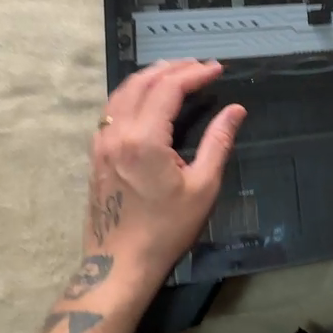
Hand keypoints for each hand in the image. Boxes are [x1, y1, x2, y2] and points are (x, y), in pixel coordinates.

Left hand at [86, 59, 245, 284]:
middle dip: (173, 69)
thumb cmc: (166, 229)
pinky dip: (133, 94)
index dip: (195, 74)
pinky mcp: (96, 154)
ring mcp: (101, 143)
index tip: (217, 69)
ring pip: (122, 93)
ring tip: (176, 74)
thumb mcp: (203, 187)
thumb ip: (218, 142)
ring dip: (150, 77)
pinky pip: (112, 110)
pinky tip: (148, 98)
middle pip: (142, 83)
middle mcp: (117, 133)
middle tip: (200, 67)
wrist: (120, 265)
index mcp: (144, 139)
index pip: (168, 89)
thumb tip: (235, 110)